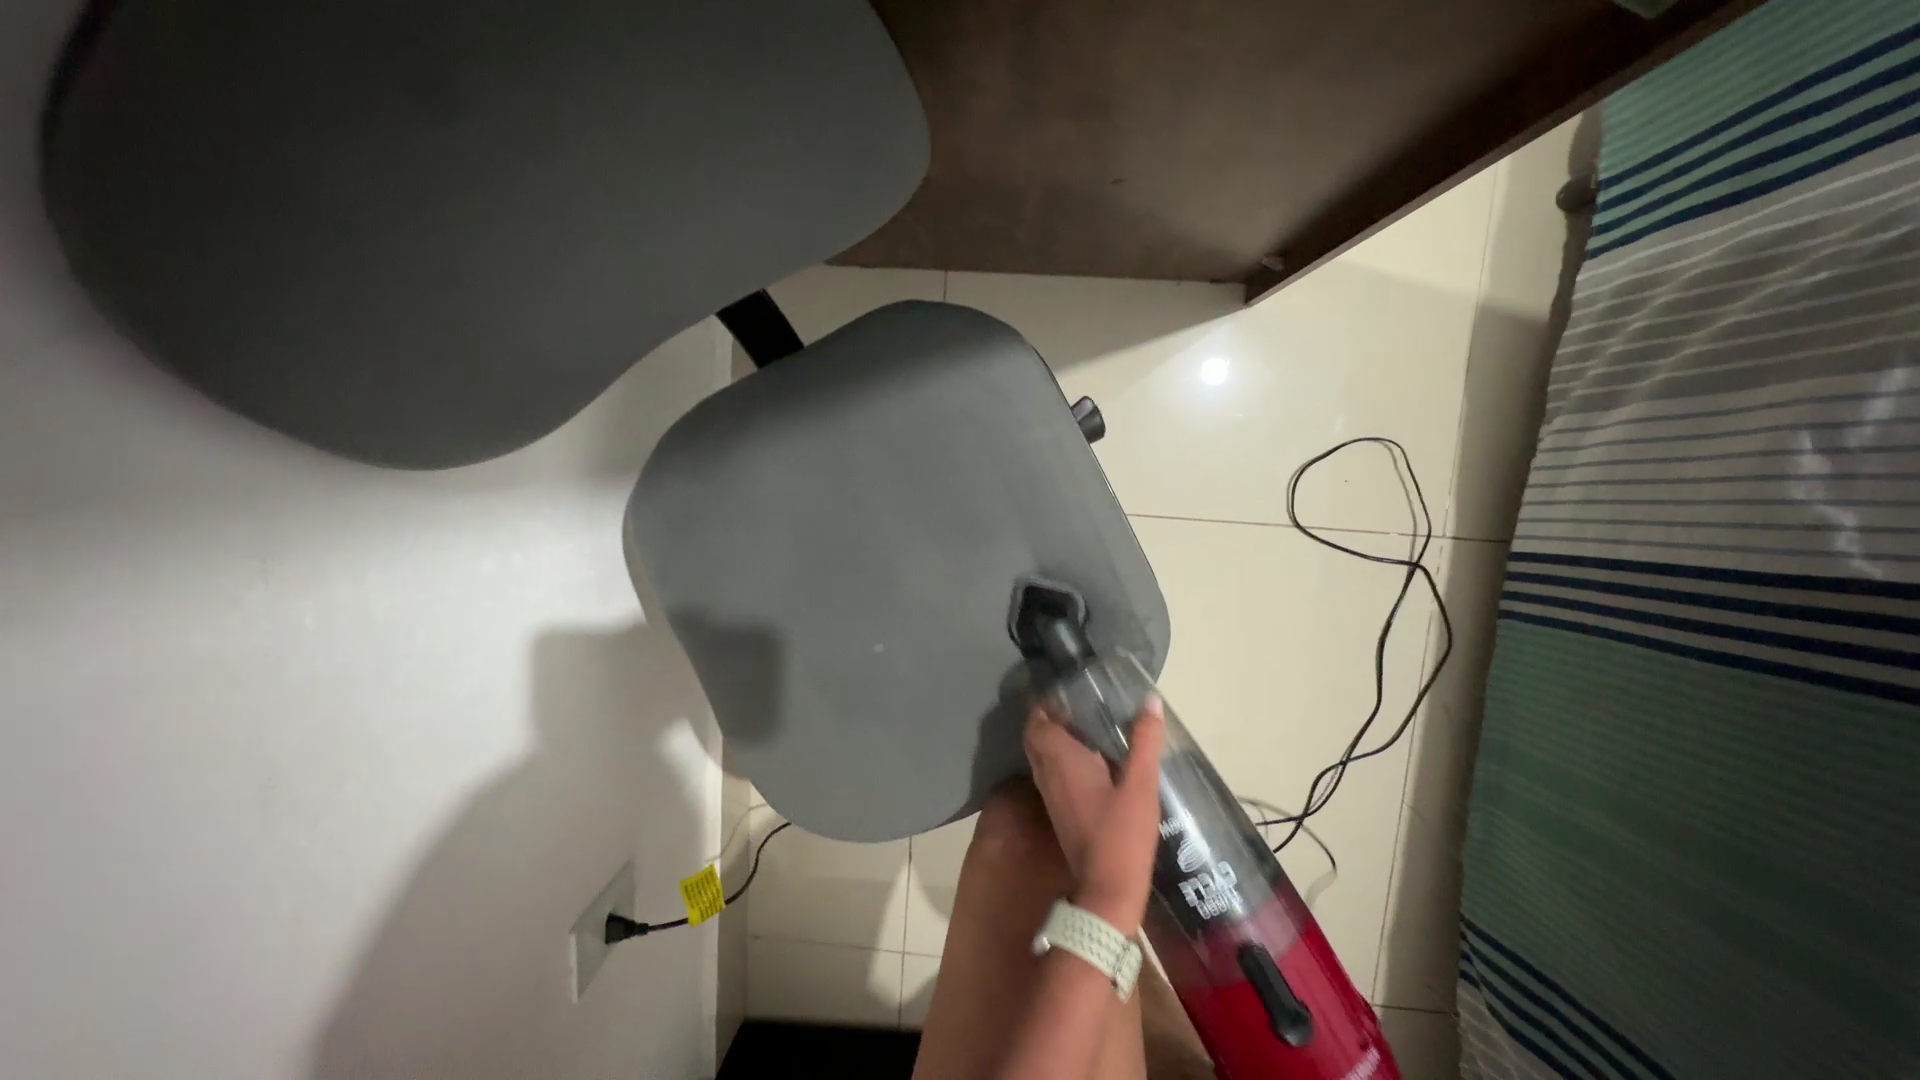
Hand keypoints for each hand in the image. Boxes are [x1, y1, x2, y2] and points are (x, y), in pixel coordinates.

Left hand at [1022, 697, 1166, 935]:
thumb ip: (1145, 741)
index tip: (1069, 693)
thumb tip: (1150, 701)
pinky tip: (1095, 764)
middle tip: (1081, 709)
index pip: (1037, 723)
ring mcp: (1050, 796)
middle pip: (1036, 738)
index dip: (1046, 705)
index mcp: (1061, 761)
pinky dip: (1064, 762)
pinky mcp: (1059, 812)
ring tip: (1090, 730)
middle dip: (1051, 720)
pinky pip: (1052, 775)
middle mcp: (1047, 775)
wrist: (1107, 888)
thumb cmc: (1122, 833)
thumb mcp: (1141, 784)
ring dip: (1058, 741)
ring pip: (1043, 758)